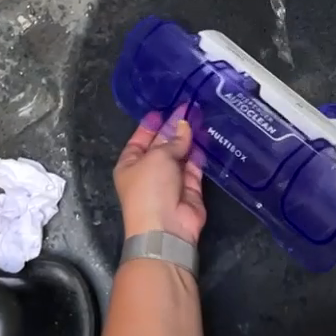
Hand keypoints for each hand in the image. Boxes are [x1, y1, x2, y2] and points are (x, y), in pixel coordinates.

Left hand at [116, 104, 206, 243]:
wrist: (166, 228)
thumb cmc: (150, 188)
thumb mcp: (157, 157)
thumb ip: (173, 141)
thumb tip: (185, 125)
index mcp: (130, 164)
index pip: (140, 139)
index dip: (151, 124)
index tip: (164, 109)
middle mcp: (149, 172)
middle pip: (162, 146)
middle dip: (173, 129)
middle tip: (188, 107)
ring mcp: (170, 182)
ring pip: (180, 156)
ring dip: (188, 139)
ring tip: (200, 117)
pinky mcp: (190, 190)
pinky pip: (194, 168)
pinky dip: (199, 155)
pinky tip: (205, 138)